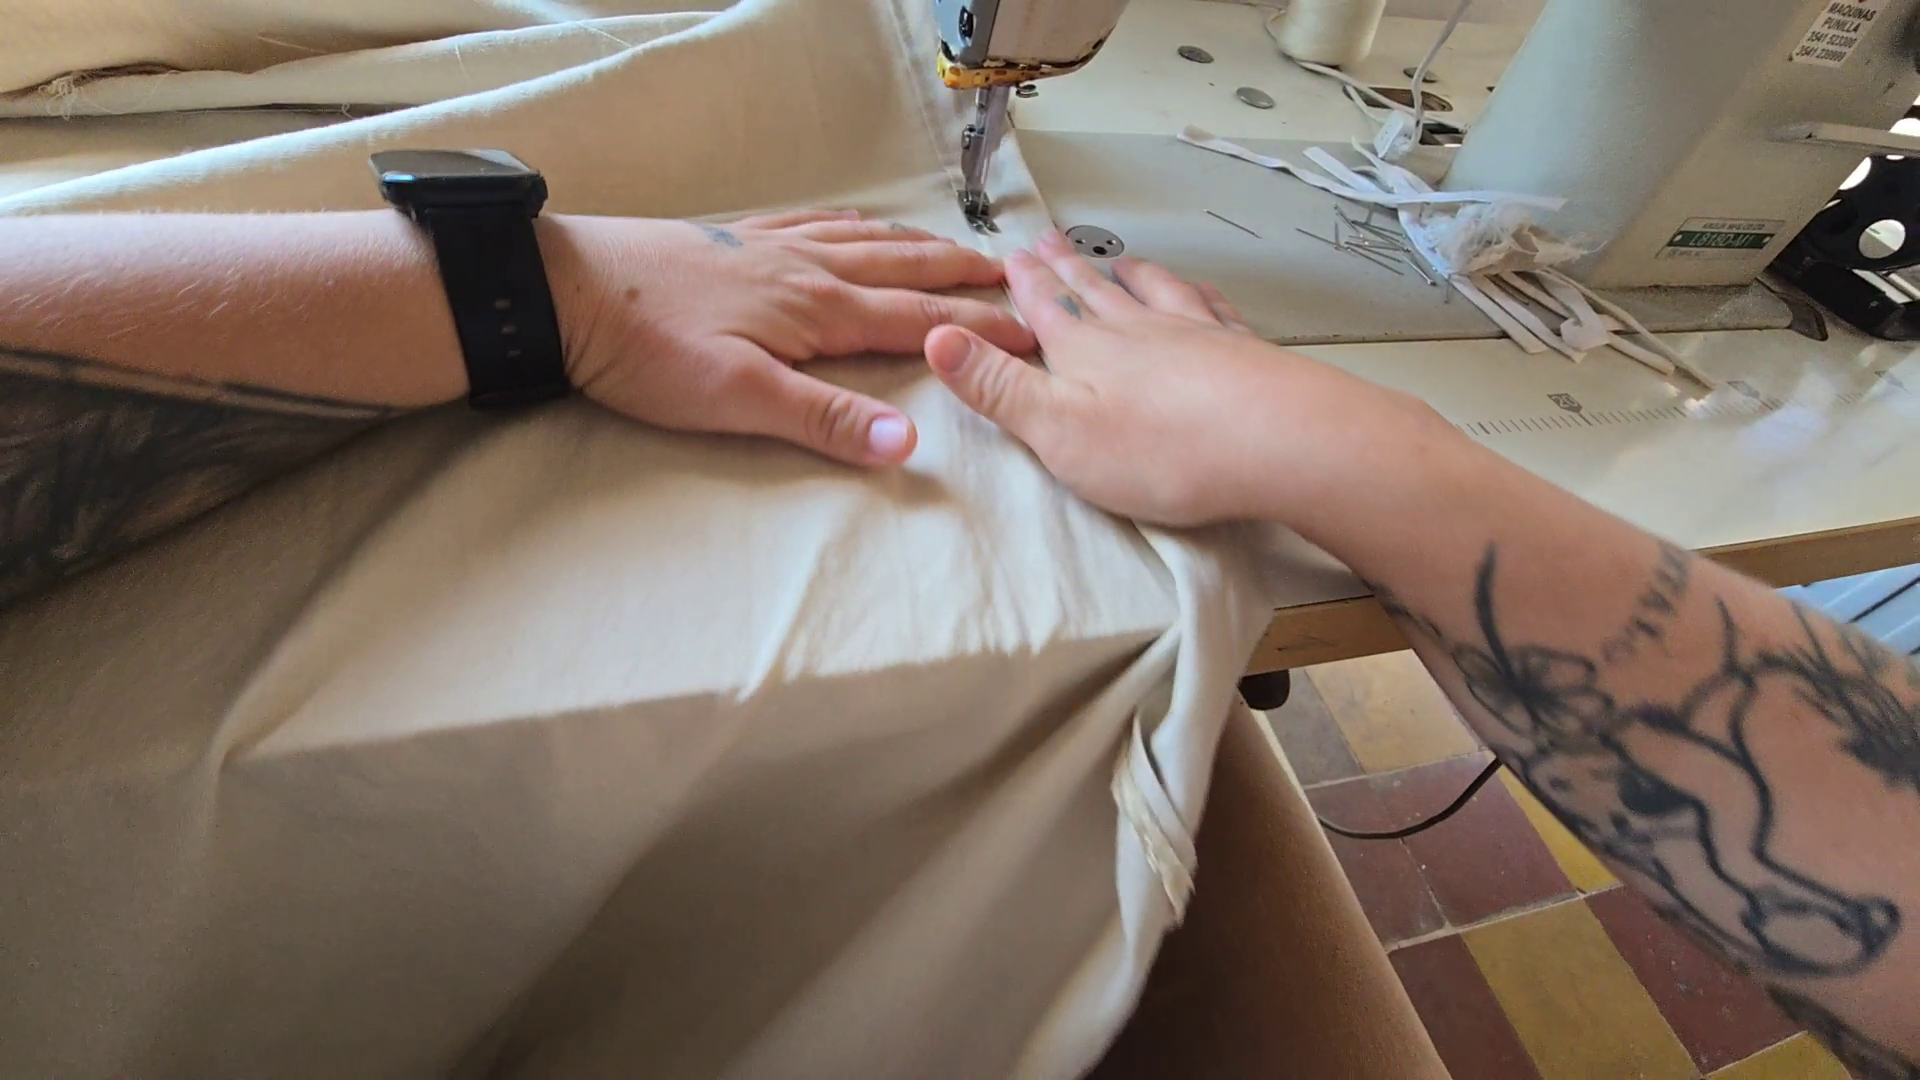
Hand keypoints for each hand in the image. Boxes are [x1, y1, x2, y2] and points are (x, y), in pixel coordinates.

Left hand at [541, 209, 1035, 466]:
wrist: (565, 291)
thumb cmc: (651, 351)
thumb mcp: (742, 399)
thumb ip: (828, 420)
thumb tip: (908, 446)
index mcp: (819, 311)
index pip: (917, 319)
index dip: (975, 327)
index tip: (1025, 329)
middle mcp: (807, 269)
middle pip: (902, 269)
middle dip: (960, 274)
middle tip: (1007, 275)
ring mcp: (772, 247)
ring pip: (864, 240)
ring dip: (917, 246)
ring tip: (952, 248)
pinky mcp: (738, 239)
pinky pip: (815, 221)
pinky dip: (854, 223)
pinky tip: (857, 222)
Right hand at [921, 231, 1461, 527]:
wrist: (1276, 443)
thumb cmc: (1157, 449)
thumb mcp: (1056, 429)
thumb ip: (997, 387)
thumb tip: (934, 337)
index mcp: (1086, 351)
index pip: (1045, 307)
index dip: (1025, 285)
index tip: (1011, 256)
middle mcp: (1137, 330)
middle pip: (1093, 290)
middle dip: (1065, 267)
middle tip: (1047, 240)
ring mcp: (1192, 334)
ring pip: (1150, 291)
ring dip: (1125, 272)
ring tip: (1112, 257)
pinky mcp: (1238, 351)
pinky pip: (1207, 307)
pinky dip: (1190, 291)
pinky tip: (1194, 289)